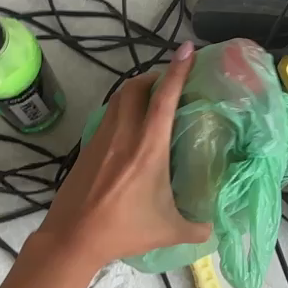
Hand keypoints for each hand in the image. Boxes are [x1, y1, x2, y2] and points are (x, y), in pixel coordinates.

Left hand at [34, 42, 212, 272]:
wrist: (73, 237)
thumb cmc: (123, 230)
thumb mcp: (169, 231)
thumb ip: (197, 227)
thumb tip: (214, 225)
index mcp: (148, 147)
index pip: (165, 97)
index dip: (178, 70)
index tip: (189, 50)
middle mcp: (124, 134)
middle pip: (136, 86)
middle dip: (156, 75)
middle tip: (172, 81)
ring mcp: (102, 138)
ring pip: (119, 97)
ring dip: (137, 89)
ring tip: (154, 98)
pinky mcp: (88, 147)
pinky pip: (109, 115)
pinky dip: (123, 108)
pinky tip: (132, 127)